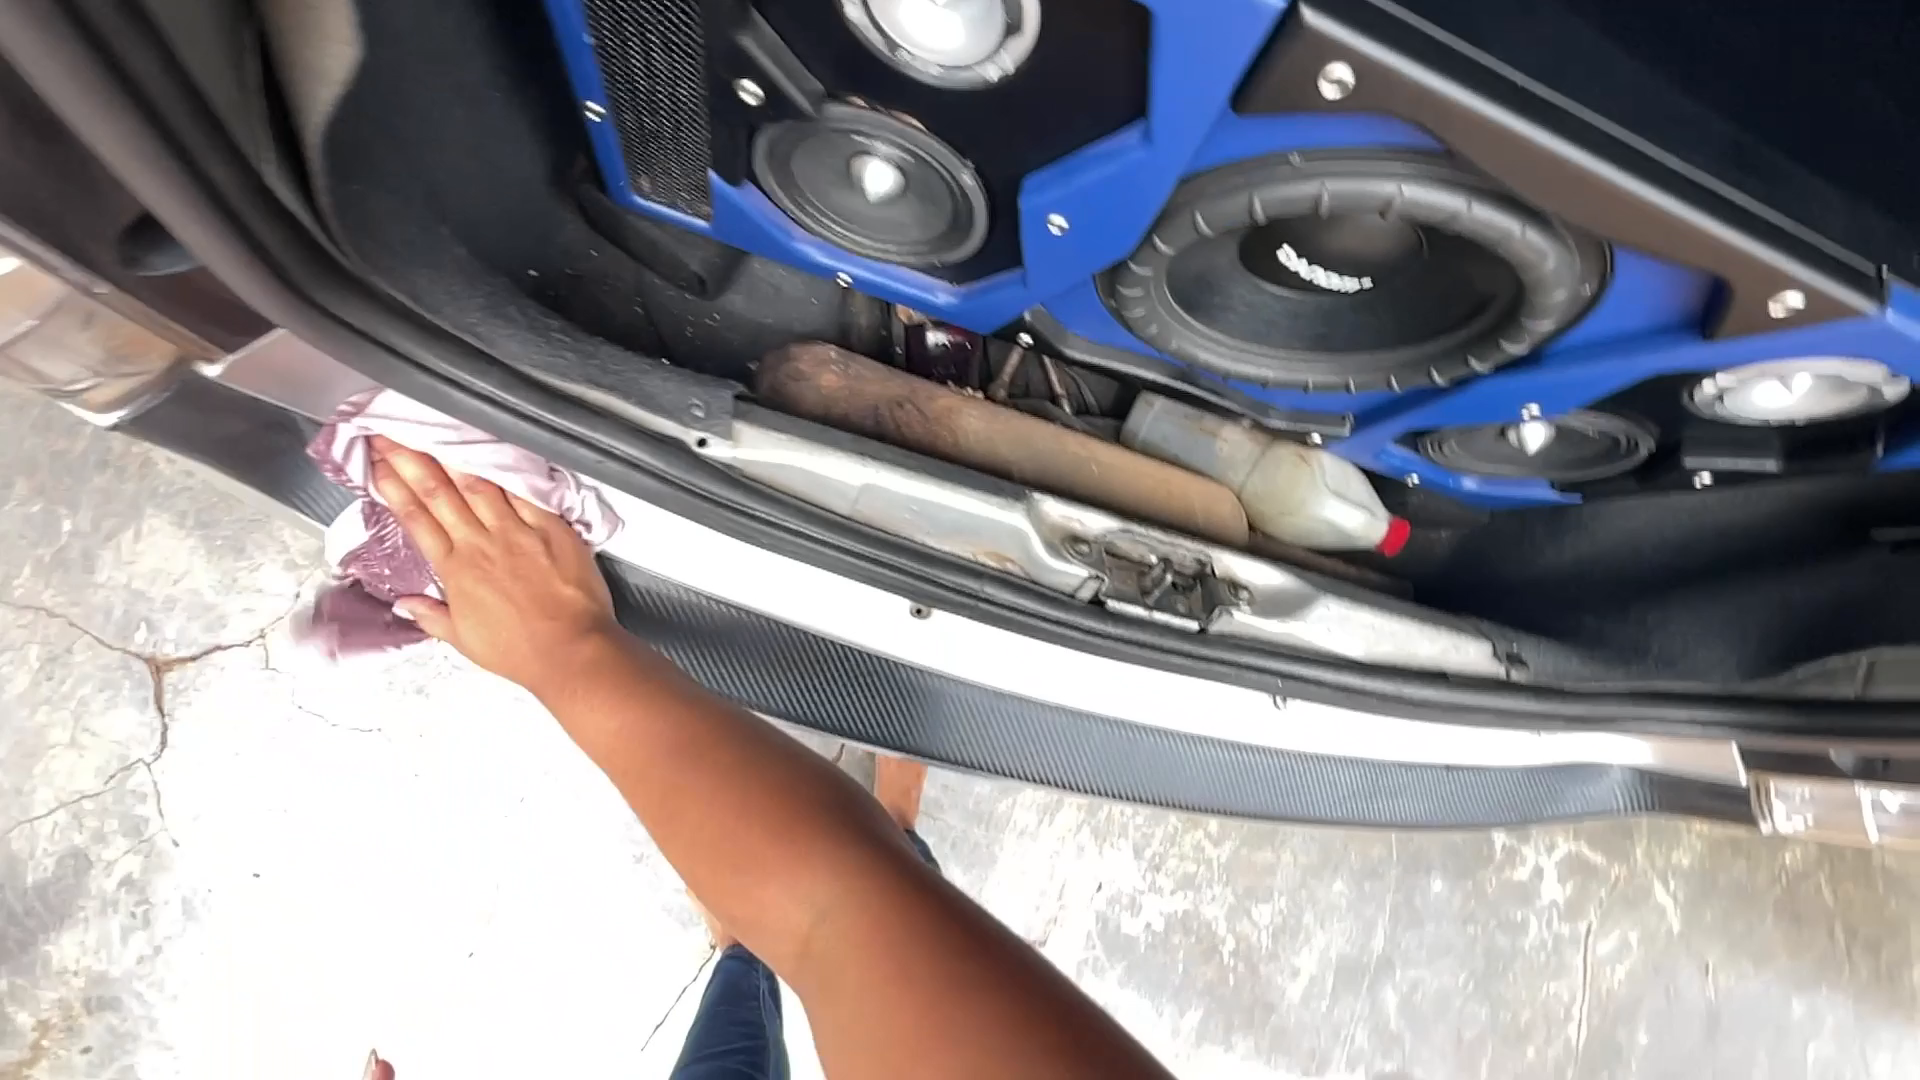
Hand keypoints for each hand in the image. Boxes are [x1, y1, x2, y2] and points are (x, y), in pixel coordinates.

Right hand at [368, 435, 624, 696]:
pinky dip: (510, 472)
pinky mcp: (555, 530)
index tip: (377, 464)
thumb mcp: (465, 638)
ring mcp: (519, 533)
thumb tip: (405, 604)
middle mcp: (483, 544)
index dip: (394, 488)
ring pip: (481, 486)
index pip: (416, 519)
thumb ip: (433, 615)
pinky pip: (528, 494)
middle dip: (414, 460)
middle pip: (441, 493)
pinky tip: (496, 451)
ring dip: (455, 457)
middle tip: (392, 433)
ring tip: (436, 433)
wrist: (570, 649)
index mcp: (456, 569)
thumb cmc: (521, 650)